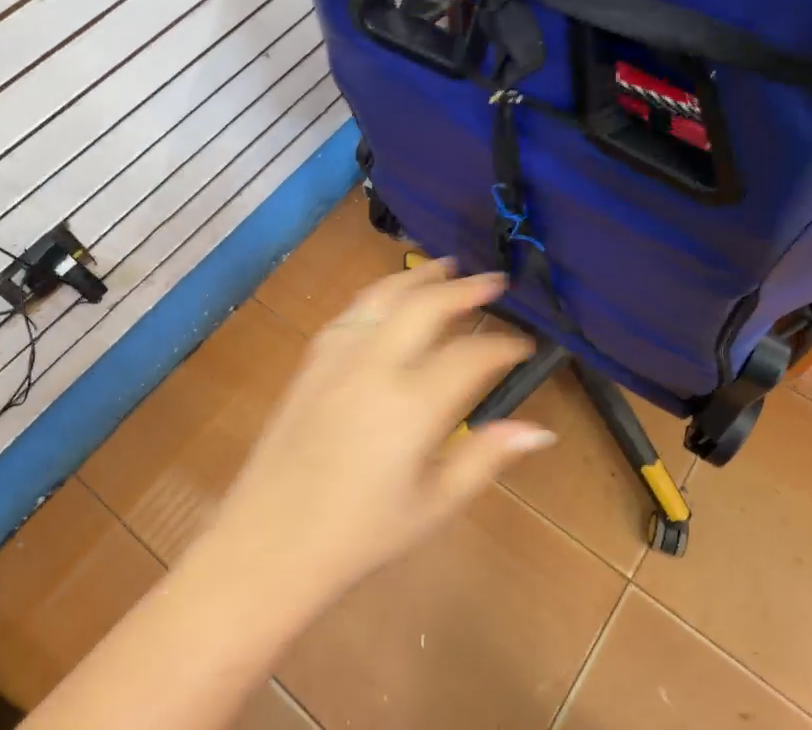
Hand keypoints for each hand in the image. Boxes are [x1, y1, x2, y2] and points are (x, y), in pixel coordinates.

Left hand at [199, 258, 555, 605]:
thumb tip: (540, 430)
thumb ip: (487, 457)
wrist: (271, 543)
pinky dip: (376, 298)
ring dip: (417, 277)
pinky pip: (348, 315)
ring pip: (381, 297)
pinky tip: (387, 301)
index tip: (526, 345)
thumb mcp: (435, 504)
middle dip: (465, 289)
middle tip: (494, 281)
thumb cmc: (362, 534)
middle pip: (425, 306)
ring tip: (444, 267)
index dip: (505, 346)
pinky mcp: (310, 365)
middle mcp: (374, 366)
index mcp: (413, 404)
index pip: (472, 355)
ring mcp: (337, 360)